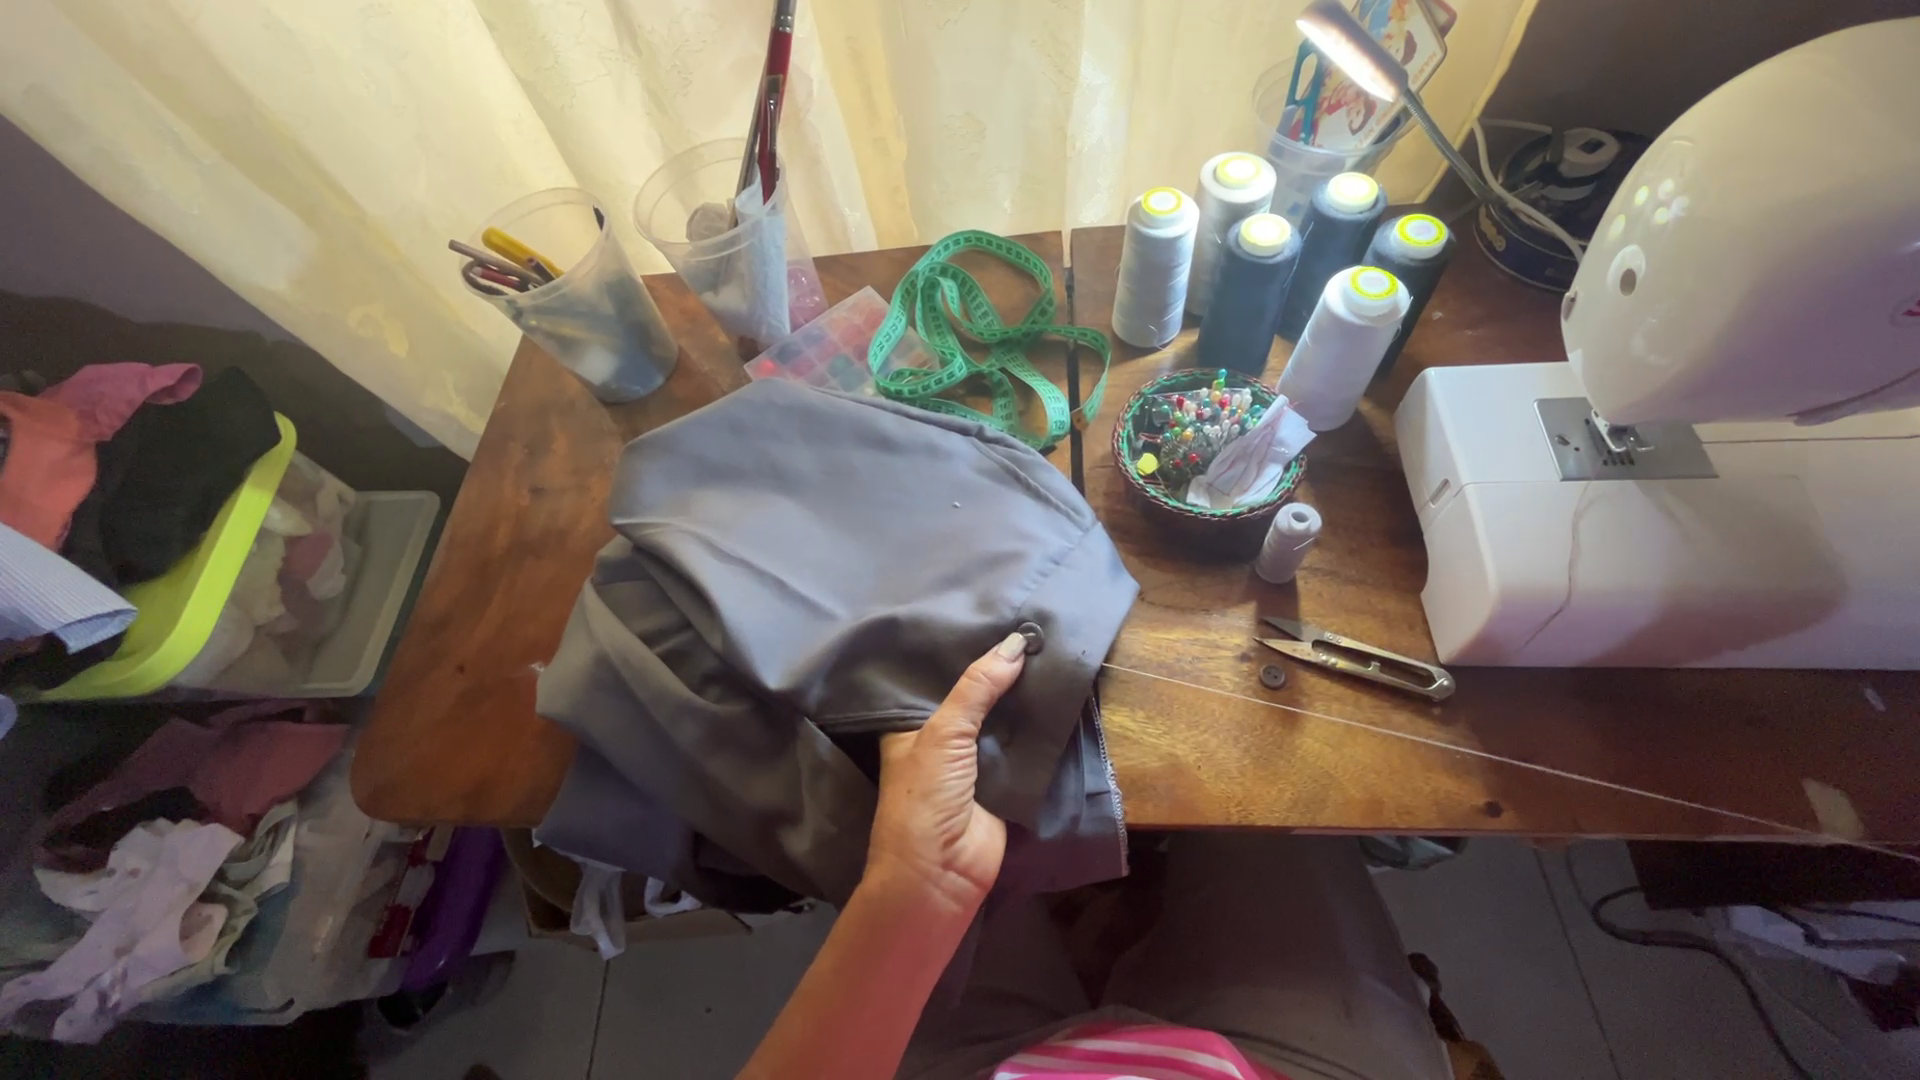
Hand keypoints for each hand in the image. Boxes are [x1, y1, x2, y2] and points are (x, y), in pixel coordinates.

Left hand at [864, 632, 1028, 917]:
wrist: (941, 874)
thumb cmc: (925, 796)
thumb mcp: (943, 733)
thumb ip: (977, 688)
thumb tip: (1015, 644)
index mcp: (913, 725)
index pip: (940, 679)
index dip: (965, 653)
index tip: (995, 617)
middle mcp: (943, 740)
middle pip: (976, 699)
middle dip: (1001, 674)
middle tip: (1035, 629)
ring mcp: (976, 763)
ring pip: (1003, 722)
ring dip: (1023, 699)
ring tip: (1053, 651)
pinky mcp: (1006, 783)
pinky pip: (1025, 749)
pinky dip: (1040, 729)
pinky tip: (1061, 695)